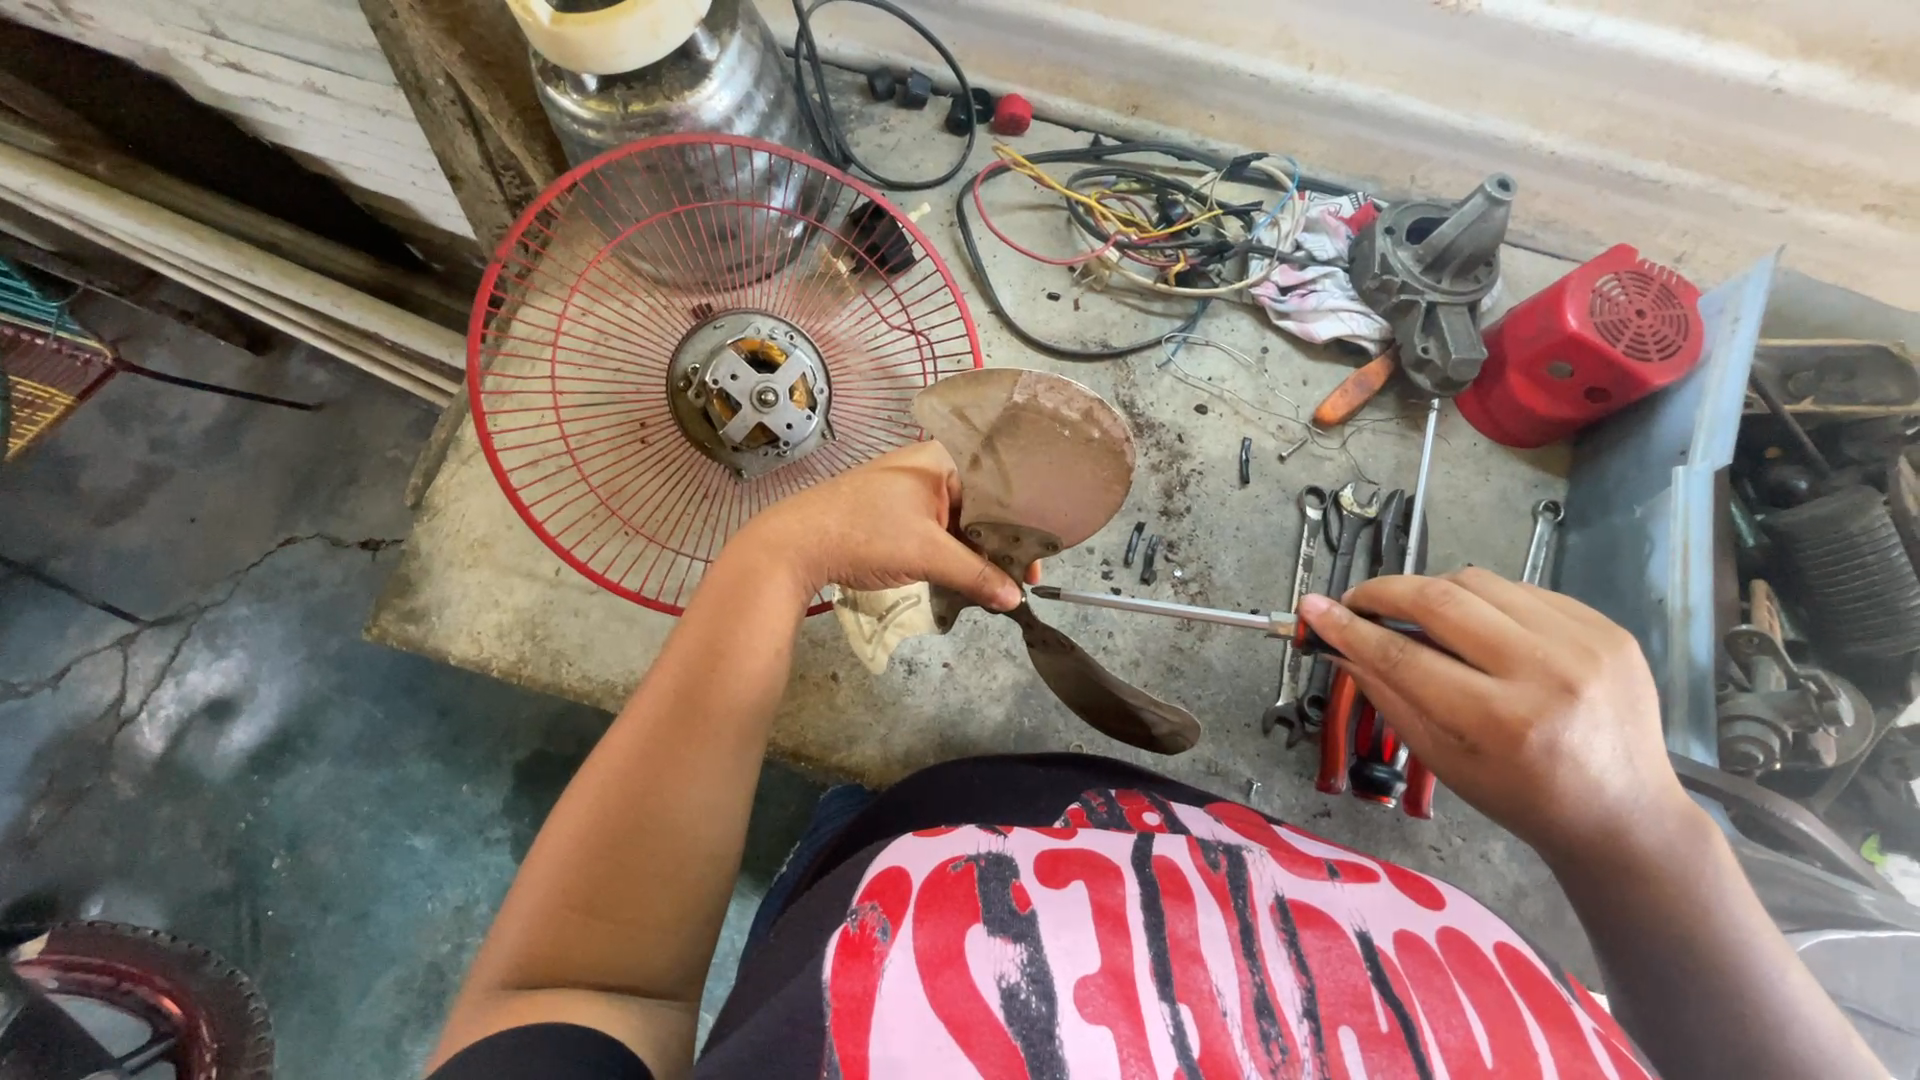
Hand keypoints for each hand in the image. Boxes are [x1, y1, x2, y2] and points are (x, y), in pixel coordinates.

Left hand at [729, 441, 1026, 611]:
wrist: (794, 545)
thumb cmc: (864, 533)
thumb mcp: (927, 554)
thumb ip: (977, 575)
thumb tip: (1015, 600)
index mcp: (942, 459)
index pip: (999, 485)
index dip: (1023, 522)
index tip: (1037, 558)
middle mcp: (931, 468)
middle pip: (982, 505)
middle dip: (1002, 542)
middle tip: (1022, 577)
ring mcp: (912, 493)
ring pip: (962, 522)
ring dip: (978, 552)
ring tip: (1001, 582)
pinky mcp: (898, 516)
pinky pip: (941, 532)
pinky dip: (955, 554)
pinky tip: (970, 577)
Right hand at [1298, 568, 1694, 865]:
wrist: (1625, 812)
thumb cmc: (1521, 796)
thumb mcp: (1441, 757)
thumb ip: (1387, 693)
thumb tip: (1339, 645)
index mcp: (1501, 721)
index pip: (1403, 656)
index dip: (1349, 628)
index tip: (1313, 609)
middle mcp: (1546, 672)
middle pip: (1440, 600)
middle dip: (1383, 592)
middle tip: (1354, 600)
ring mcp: (1584, 643)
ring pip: (1477, 582)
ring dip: (1430, 591)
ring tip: (1411, 612)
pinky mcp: (1604, 626)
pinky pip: (1519, 591)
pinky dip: (1479, 600)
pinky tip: (1472, 625)